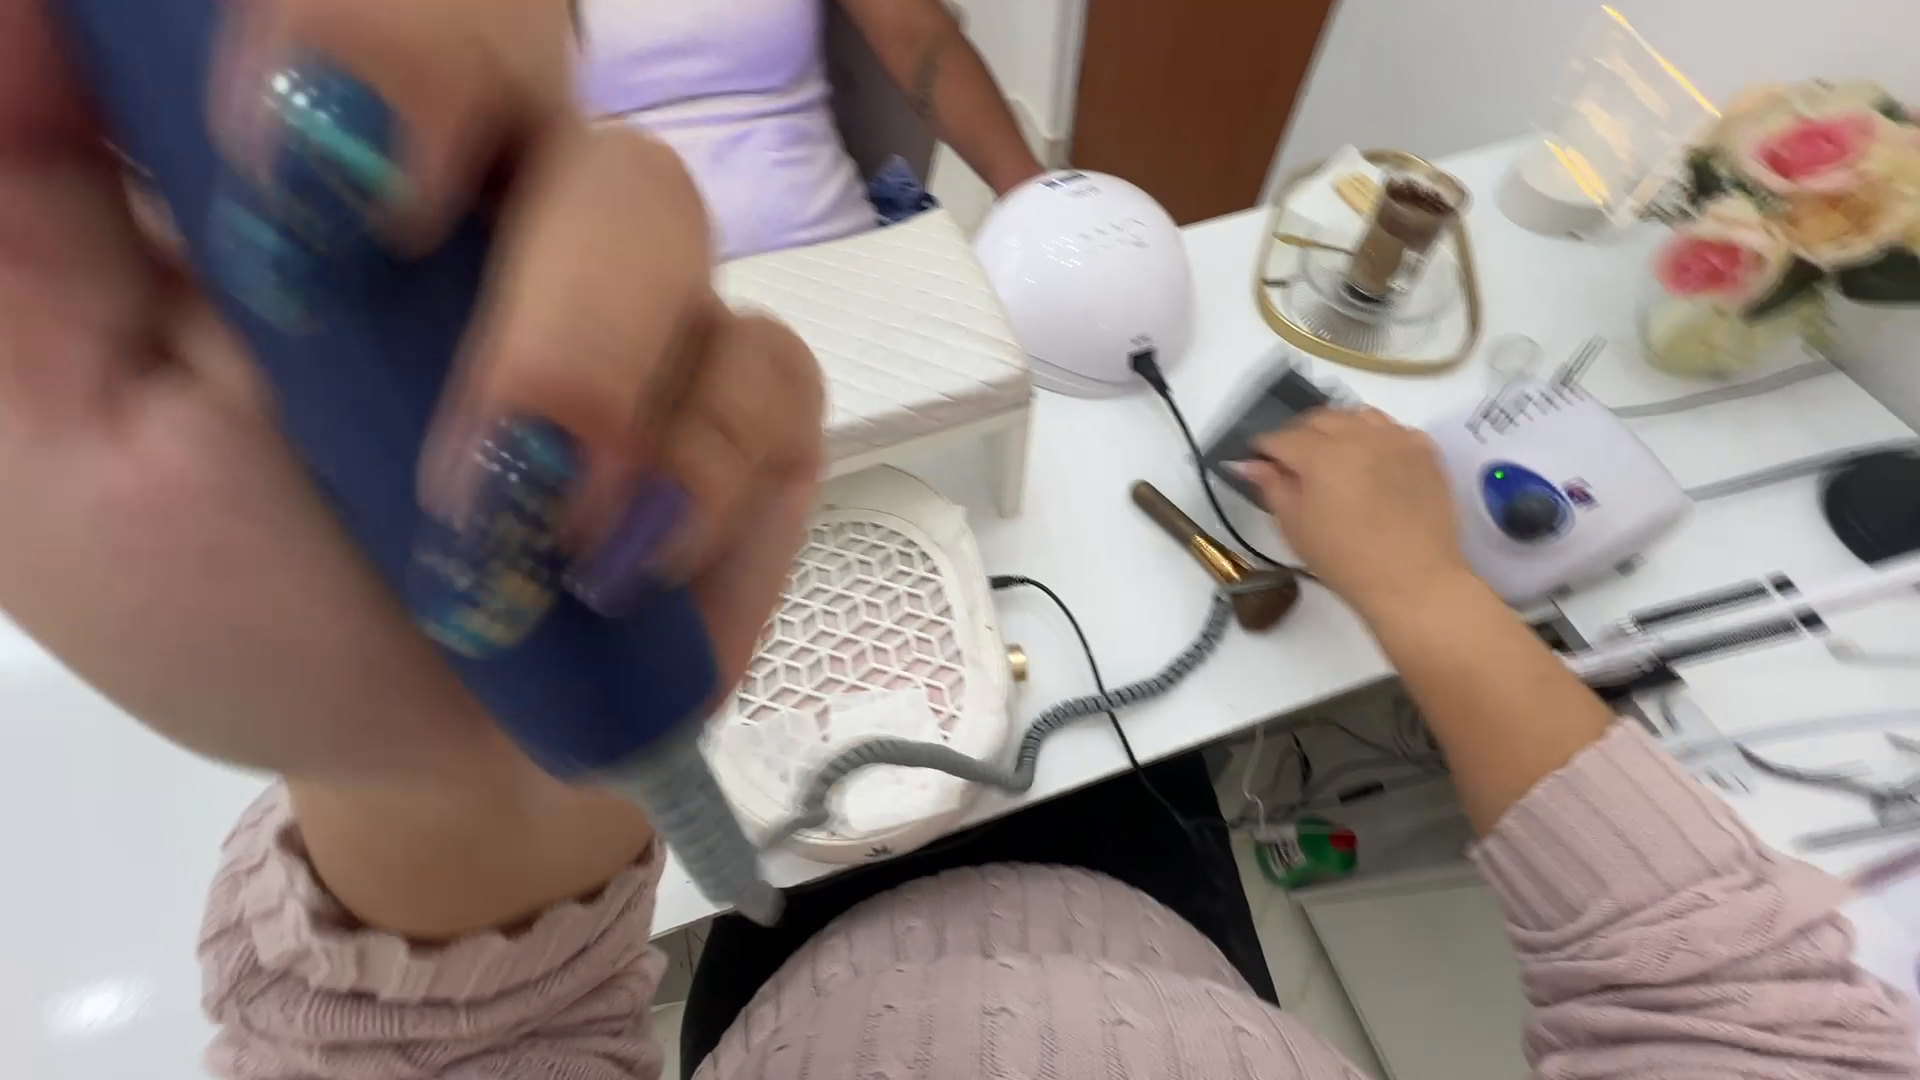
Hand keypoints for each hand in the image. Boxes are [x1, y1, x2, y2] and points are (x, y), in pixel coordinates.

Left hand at [0, 0, 819, 936]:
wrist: (442, 743)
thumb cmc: (254, 608)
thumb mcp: (67, 447)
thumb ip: (28, 232)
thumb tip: (29, 21)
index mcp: (343, 188)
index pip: (367, 9)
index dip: (350, 24)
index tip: (288, 164)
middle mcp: (514, 216)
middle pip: (528, 40)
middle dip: (451, 89)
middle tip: (378, 236)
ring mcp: (657, 313)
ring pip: (667, 214)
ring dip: (593, 361)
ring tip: (536, 522)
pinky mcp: (758, 414)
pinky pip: (770, 379)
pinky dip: (706, 470)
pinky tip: (634, 566)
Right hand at [1239, 408, 1473, 615]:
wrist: (1412, 579)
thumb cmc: (1342, 558)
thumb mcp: (1294, 526)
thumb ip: (1272, 486)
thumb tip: (1250, 464)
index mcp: (1321, 455)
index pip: (1282, 438)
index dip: (1263, 447)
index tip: (1255, 459)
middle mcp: (1359, 436)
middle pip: (1319, 419)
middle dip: (1297, 433)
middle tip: (1289, 459)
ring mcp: (1397, 440)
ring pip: (1357, 415)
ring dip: (1336, 427)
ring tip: (1330, 452)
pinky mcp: (1425, 451)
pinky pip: (1392, 428)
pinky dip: (1373, 436)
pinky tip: (1369, 459)